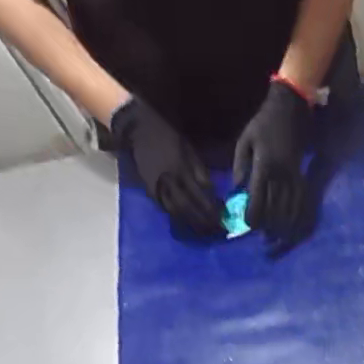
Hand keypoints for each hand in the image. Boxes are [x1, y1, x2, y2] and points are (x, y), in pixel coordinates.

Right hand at [110, 96, 223, 236]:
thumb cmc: (168, 137)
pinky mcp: (150, 191)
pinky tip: (186, 226)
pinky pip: (165, 209)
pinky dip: (177, 219)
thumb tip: (211, 192)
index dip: (213, 206)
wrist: (140, 130)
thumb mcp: (188, 149)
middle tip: (216, 230)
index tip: (223, 216)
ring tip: (203, 232)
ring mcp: (158, 187)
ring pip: (176, 211)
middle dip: (204, 220)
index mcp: (182, 168)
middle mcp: (171, 180)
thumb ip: (199, 170)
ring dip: (191, 224)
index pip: (202, 193)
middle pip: (190, 206)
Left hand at [232, 81, 310, 238]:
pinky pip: (301, 200)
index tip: (249, 225)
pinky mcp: (302, 174)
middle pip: (275, 209)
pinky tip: (292, 224)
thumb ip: (239, 165)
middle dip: (268, 226)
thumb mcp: (245, 140)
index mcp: (264, 166)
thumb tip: (237, 189)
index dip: (254, 216)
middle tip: (261, 235)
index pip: (258, 199)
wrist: (290, 108)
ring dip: (282, 224)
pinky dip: (296, 215)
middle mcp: (280, 174)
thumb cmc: (263, 123)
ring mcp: (294, 175)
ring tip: (275, 235)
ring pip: (289, 208)